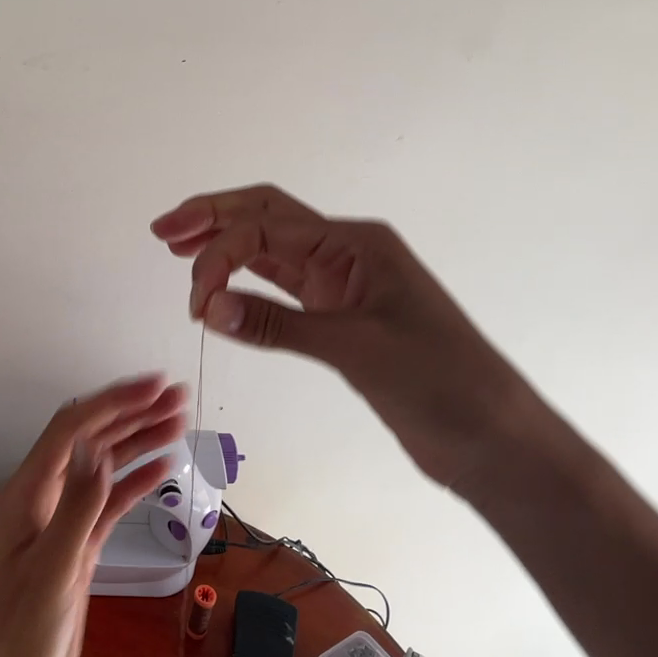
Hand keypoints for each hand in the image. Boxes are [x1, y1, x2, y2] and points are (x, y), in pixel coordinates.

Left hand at [0, 375, 188, 656]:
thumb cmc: (22, 639)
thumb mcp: (52, 571)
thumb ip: (76, 507)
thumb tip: (95, 447)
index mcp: (27, 495)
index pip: (72, 431)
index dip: (113, 402)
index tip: (154, 386)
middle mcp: (43, 499)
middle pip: (89, 441)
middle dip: (130, 414)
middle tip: (175, 396)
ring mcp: (61, 523)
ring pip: (103, 469)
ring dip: (138, 442)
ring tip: (178, 422)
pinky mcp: (77, 547)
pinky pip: (109, 503)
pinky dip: (135, 482)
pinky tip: (162, 468)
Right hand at [151, 184, 552, 490]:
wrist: (495, 439)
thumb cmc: (439, 384)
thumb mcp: (357, 349)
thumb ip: (277, 324)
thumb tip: (207, 305)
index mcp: (356, 244)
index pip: (268, 230)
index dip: (221, 254)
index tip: (195, 303)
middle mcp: (345, 253)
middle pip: (267, 218)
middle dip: (213, 218)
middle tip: (162, 229)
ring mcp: (341, 285)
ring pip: (271, 250)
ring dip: (225, 244)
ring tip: (177, 245)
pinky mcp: (338, 318)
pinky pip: (281, 286)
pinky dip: (245, 281)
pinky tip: (220, 285)